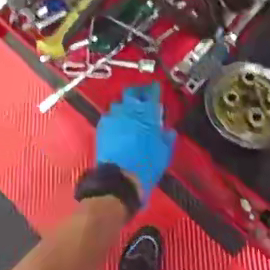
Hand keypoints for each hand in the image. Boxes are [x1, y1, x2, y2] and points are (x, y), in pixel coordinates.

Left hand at [95, 82, 175, 200]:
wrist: (120, 181)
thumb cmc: (147, 166)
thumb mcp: (164, 153)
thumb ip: (166, 137)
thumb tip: (167, 130)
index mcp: (148, 114)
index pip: (152, 94)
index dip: (155, 90)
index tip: (157, 89)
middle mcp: (129, 111)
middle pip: (131, 92)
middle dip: (138, 92)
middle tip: (143, 98)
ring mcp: (113, 118)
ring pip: (118, 103)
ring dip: (125, 105)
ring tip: (130, 112)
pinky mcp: (102, 128)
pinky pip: (109, 116)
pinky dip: (115, 117)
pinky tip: (119, 125)